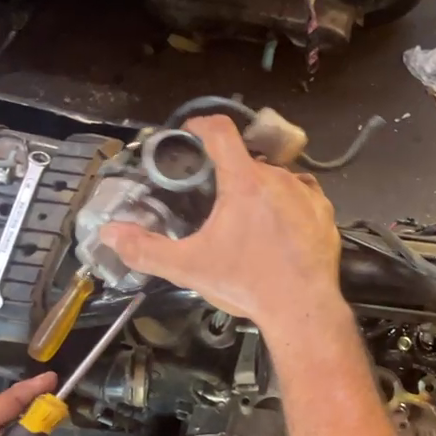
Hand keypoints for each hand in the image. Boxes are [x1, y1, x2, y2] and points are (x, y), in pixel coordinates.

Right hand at [101, 116, 345, 337]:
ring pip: (277, 179)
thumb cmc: (247, 283)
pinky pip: (303, 196)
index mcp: (245, 182)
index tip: (190, 133)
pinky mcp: (325, 213)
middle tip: (216, 201)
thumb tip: (110, 234)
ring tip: (249, 222)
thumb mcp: (189, 268)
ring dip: (261, 191)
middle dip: (230, 176)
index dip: (201, 126)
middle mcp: (279, 178)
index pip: (221, 132)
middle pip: (248, 162)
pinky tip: (280, 230)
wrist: (303, 309)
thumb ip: (146, 249)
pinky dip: (289, 205)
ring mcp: (307, 194)